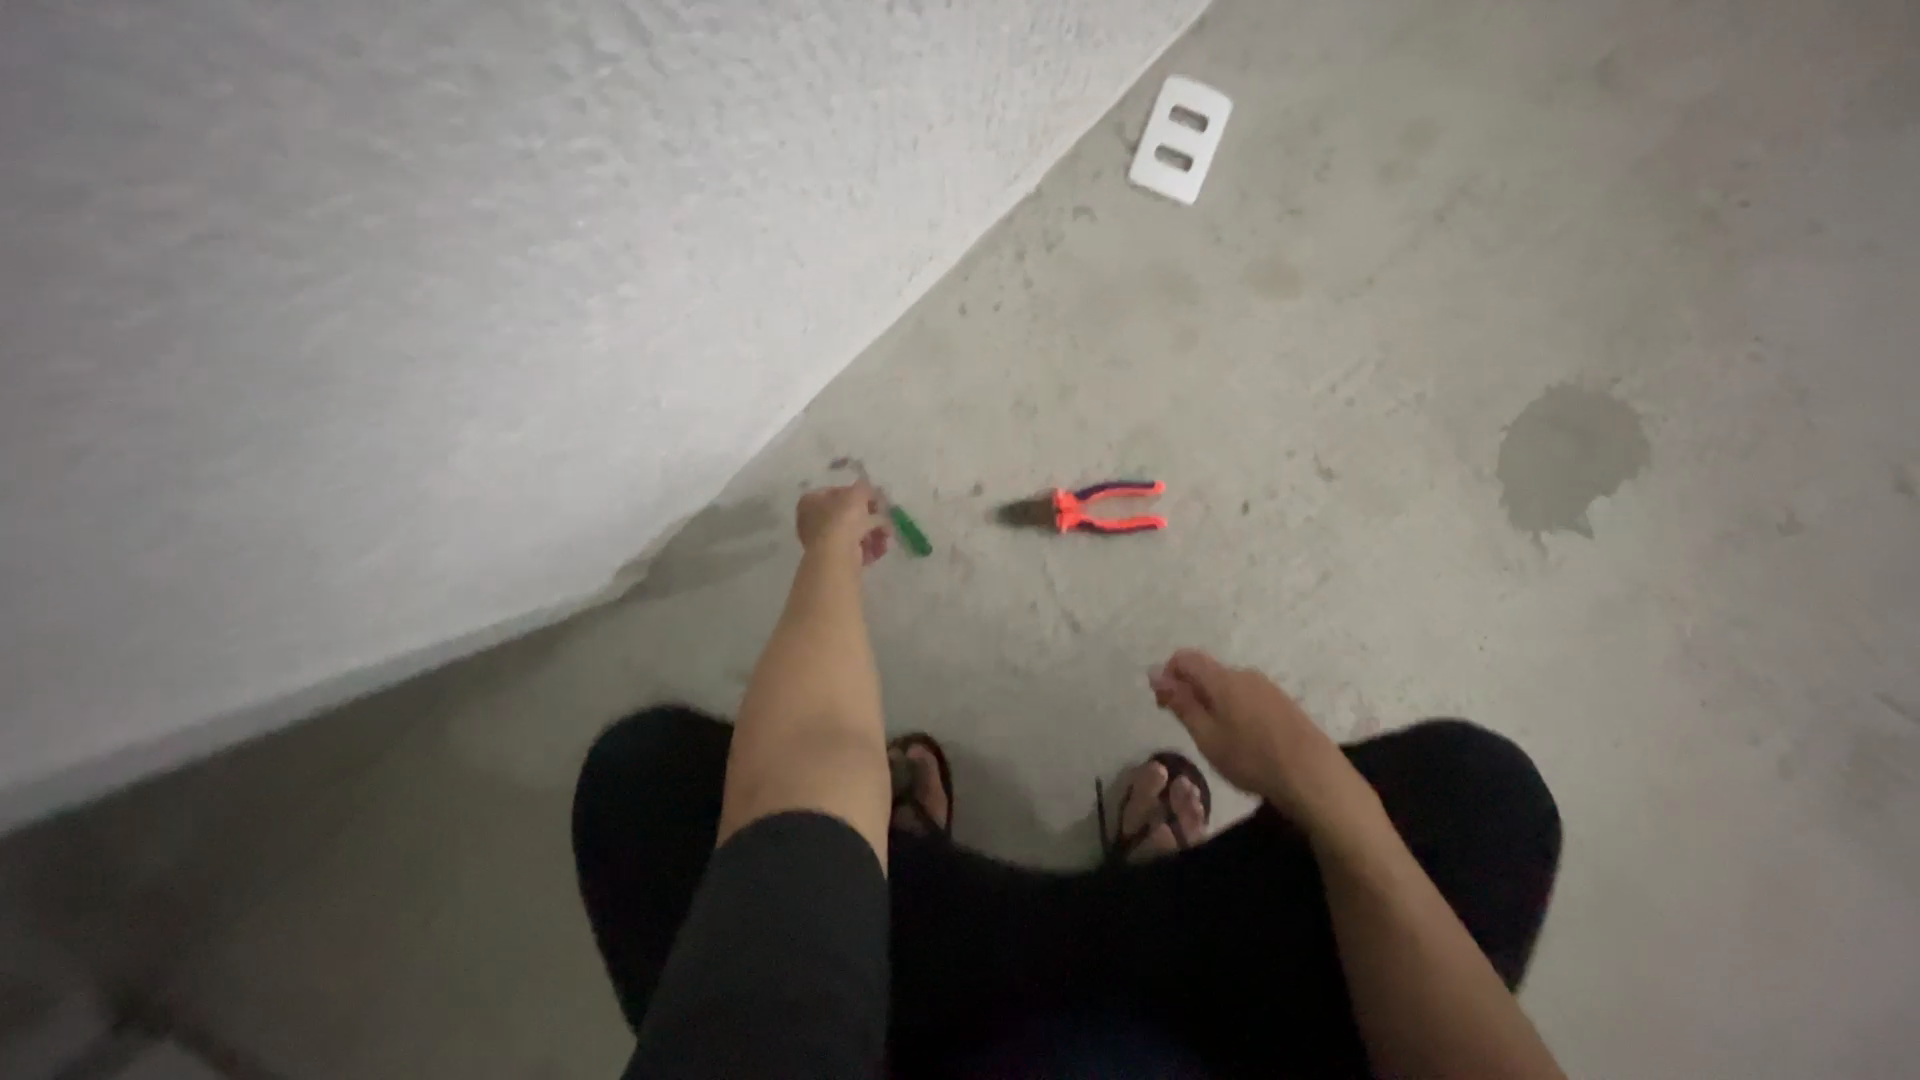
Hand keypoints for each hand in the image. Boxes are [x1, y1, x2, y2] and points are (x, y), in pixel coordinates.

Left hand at [796, 481, 888, 564]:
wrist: (837, 555)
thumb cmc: (843, 519)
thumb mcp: (857, 493)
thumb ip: (864, 488)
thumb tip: (869, 490)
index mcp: (810, 501)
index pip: (837, 492)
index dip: (858, 494)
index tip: (874, 500)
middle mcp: (812, 520)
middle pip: (848, 515)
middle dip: (871, 518)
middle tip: (885, 520)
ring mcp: (823, 541)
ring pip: (854, 533)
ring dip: (874, 534)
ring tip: (885, 538)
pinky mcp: (834, 558)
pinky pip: (855, 549)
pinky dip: (869, 548)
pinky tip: (879, 550)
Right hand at [1150, 649, 1364, 826]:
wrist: (1313, 776)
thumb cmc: (1250, 757)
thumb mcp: (1206, 735)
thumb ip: (1180, 702)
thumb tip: (1154, 672)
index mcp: (1222, 678)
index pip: (1184, 658)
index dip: (1167, 675)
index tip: (1164, 705)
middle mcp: (1244, 674)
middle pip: (1206, 671)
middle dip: (1189, 692)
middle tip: (1189, 729)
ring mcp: (1267, 687)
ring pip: (1227, 686)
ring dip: (1212, 703)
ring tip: (1217, 740)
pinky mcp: (1283, 703)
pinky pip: (1247, 696)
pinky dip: (1234, 710)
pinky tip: (1244, 741)